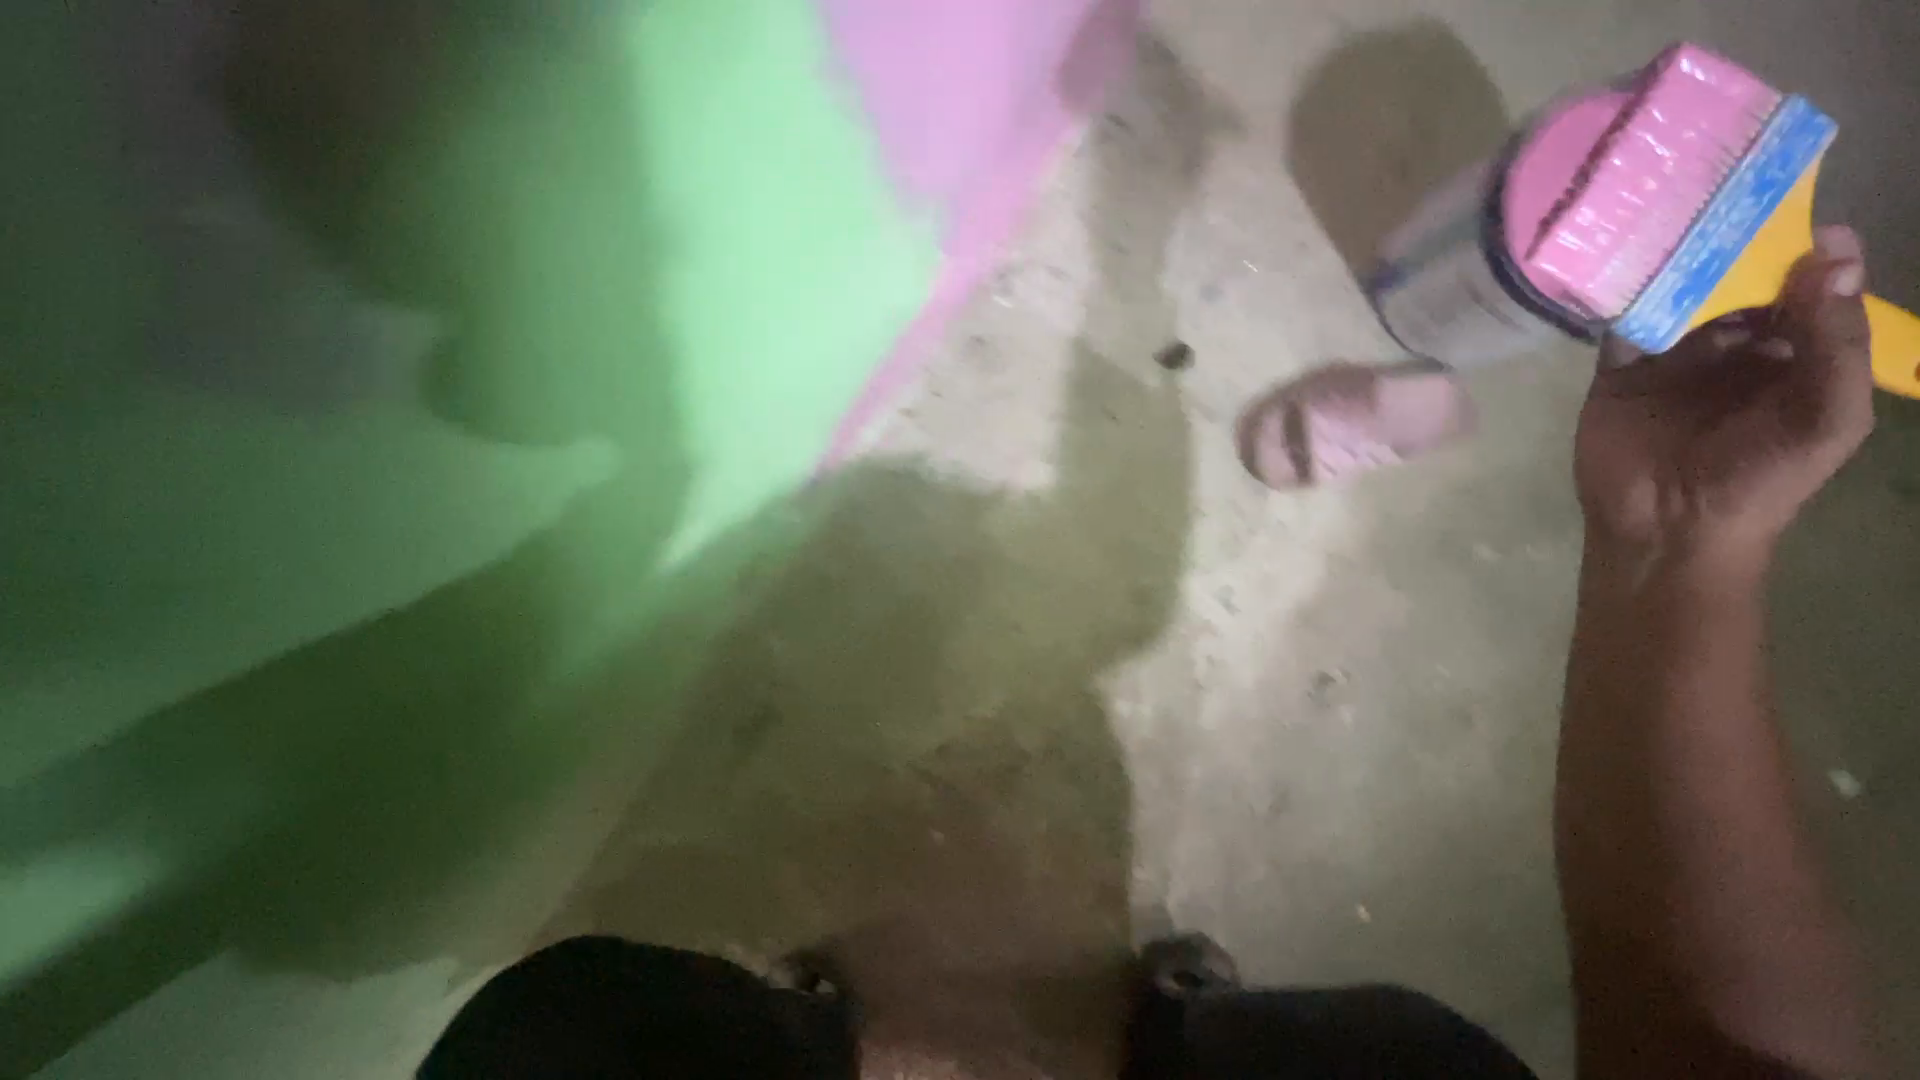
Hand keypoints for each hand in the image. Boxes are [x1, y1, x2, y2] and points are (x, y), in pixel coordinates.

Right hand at [1574, 226, 1875, 568]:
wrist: (1669, 528)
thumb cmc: (1762, 478)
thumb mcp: (1827, 413)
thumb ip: (1836, 339)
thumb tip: (1834, 252)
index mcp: (1793, 357)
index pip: (1803, 293)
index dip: (1804, 257)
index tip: (1791, 214)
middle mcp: (1732, 350)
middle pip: (1737, 288)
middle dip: (1735, 254)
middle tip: (1720, 211)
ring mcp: (1670, 361)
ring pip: (1678, 301)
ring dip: (1678, 270)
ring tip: (1673, 226)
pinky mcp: (1617, 374)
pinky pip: (1621, 330)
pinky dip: (1621, 302)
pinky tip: (1624, 274)